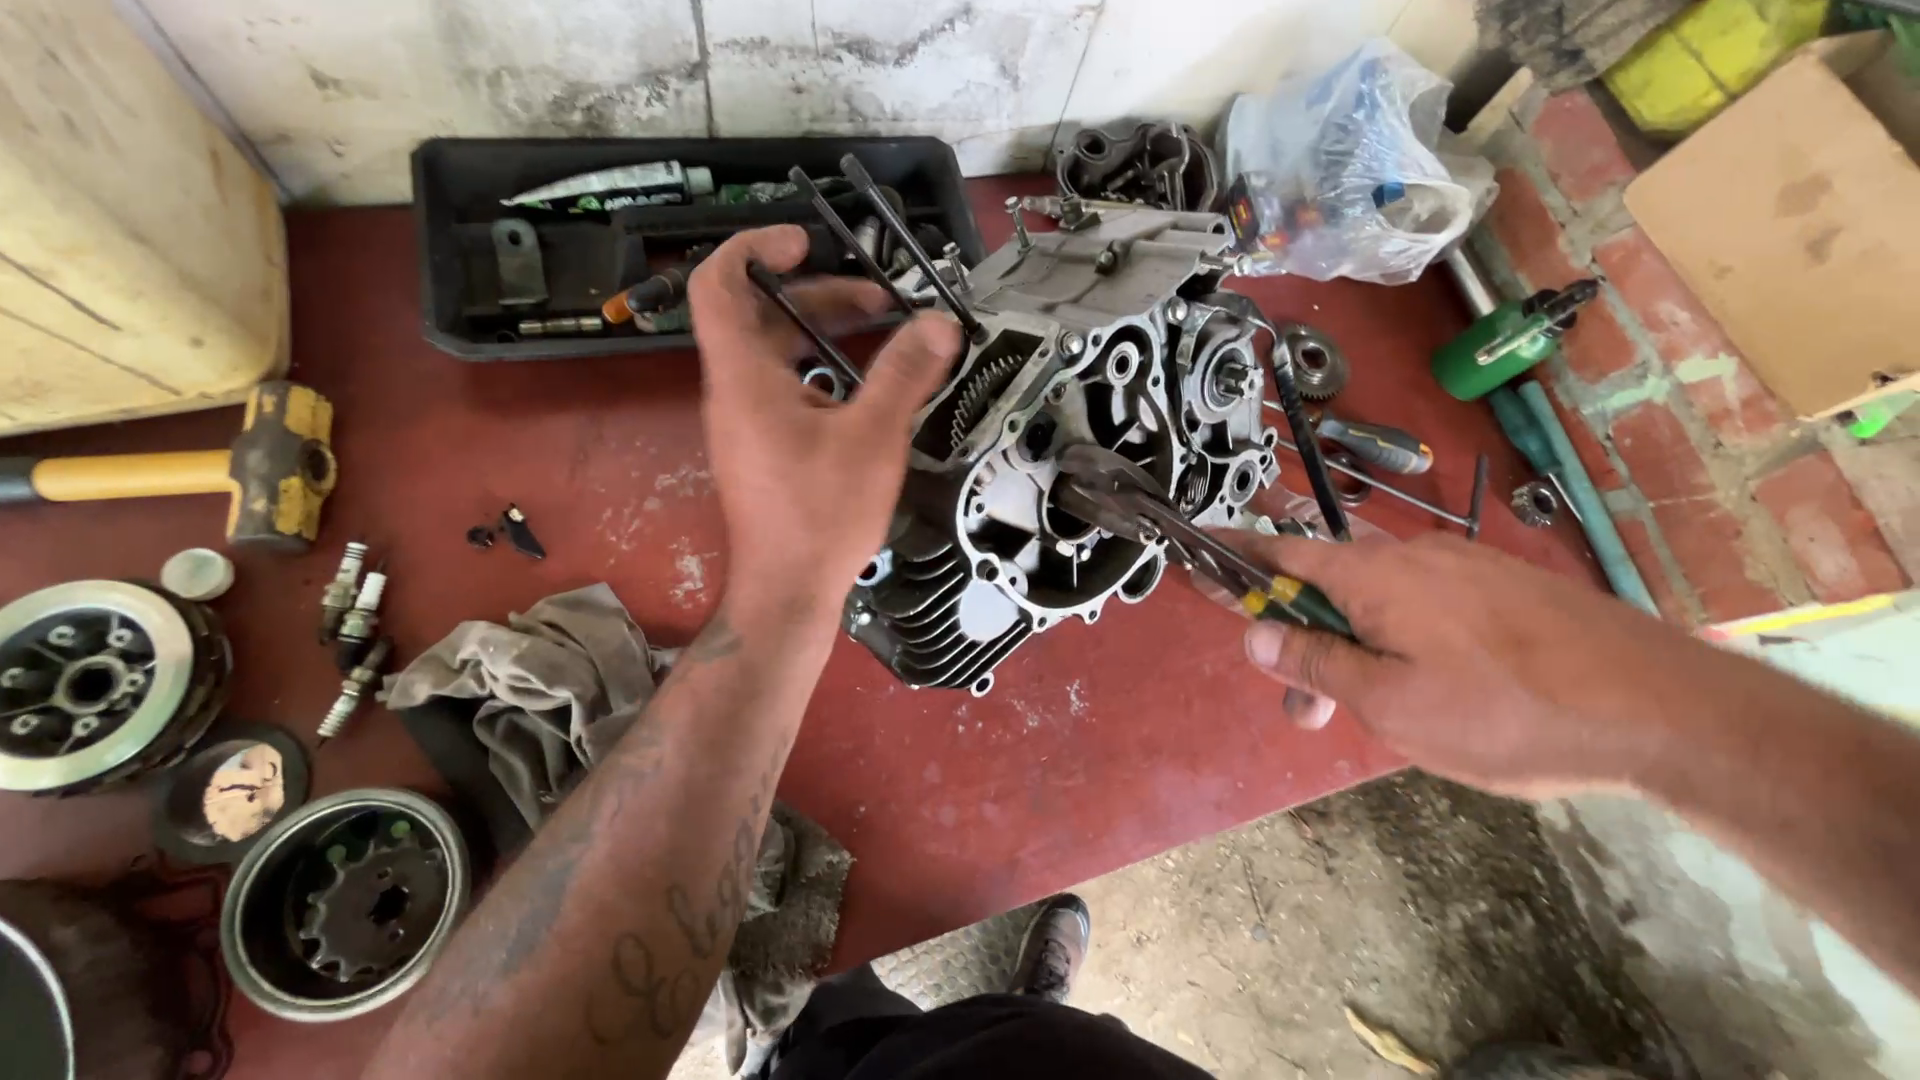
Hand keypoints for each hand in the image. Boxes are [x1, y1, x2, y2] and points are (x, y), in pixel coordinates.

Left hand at [688, 225, 960, 619]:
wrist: (788, 591)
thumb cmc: (822, 515)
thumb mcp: (872, 438)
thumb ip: (904, 375)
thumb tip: (937, 323)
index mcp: (744, 378)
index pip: (719, 284)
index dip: (754, 248)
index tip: (805, 243)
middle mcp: (735, 392)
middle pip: (762, 317)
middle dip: (821, 297)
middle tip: (881, 302)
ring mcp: (746, 422)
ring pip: (778, 355)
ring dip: (827, 336)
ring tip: (886, 337)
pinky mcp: (762, 448)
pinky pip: (786, 388)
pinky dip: (824, 372)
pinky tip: (869, 389)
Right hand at [1210, 531, 1731, 797]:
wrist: (1666, 711)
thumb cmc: (1507, 714)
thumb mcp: (1391, 704)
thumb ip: (1315, 664)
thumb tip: (1253, 632)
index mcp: (1375, 576)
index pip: (1281, 554)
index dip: (1234, 558)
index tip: (1197, 556)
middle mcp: (1414, 555)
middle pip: (1329, 583)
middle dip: (1304, 637)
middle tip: (1307, 709)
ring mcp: (1466, 567)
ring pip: (1381, 599)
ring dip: (1354, 644)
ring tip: (1372, 708)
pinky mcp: (1505, 587)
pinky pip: (1426, 603)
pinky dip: (1400, 638)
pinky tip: (1433, 686)